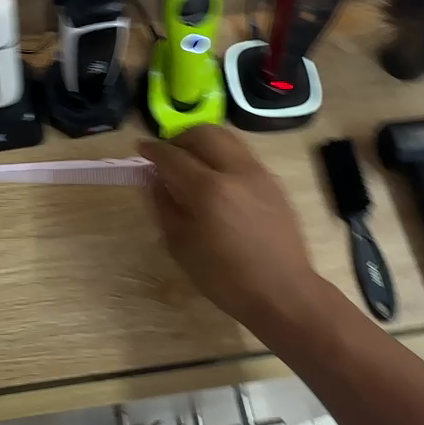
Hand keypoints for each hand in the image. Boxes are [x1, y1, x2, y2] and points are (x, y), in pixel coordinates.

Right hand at [137, 125, 321, 330]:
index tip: (140, 149)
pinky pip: (243, 155)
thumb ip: (164, 207)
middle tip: (167, 156)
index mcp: (209, 190)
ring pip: (227, 138)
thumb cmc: (226, 278)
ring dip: (203, 143)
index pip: (173, 156)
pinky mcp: (274, 182)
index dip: (152, 150)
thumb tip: (154, 180)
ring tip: (191, 163)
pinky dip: (223, 155)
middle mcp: (236, 171)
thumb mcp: (182, 247)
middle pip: (203, 133)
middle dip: (179, 138)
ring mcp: (259, 173)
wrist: (283, 292)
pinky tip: (216, 180)